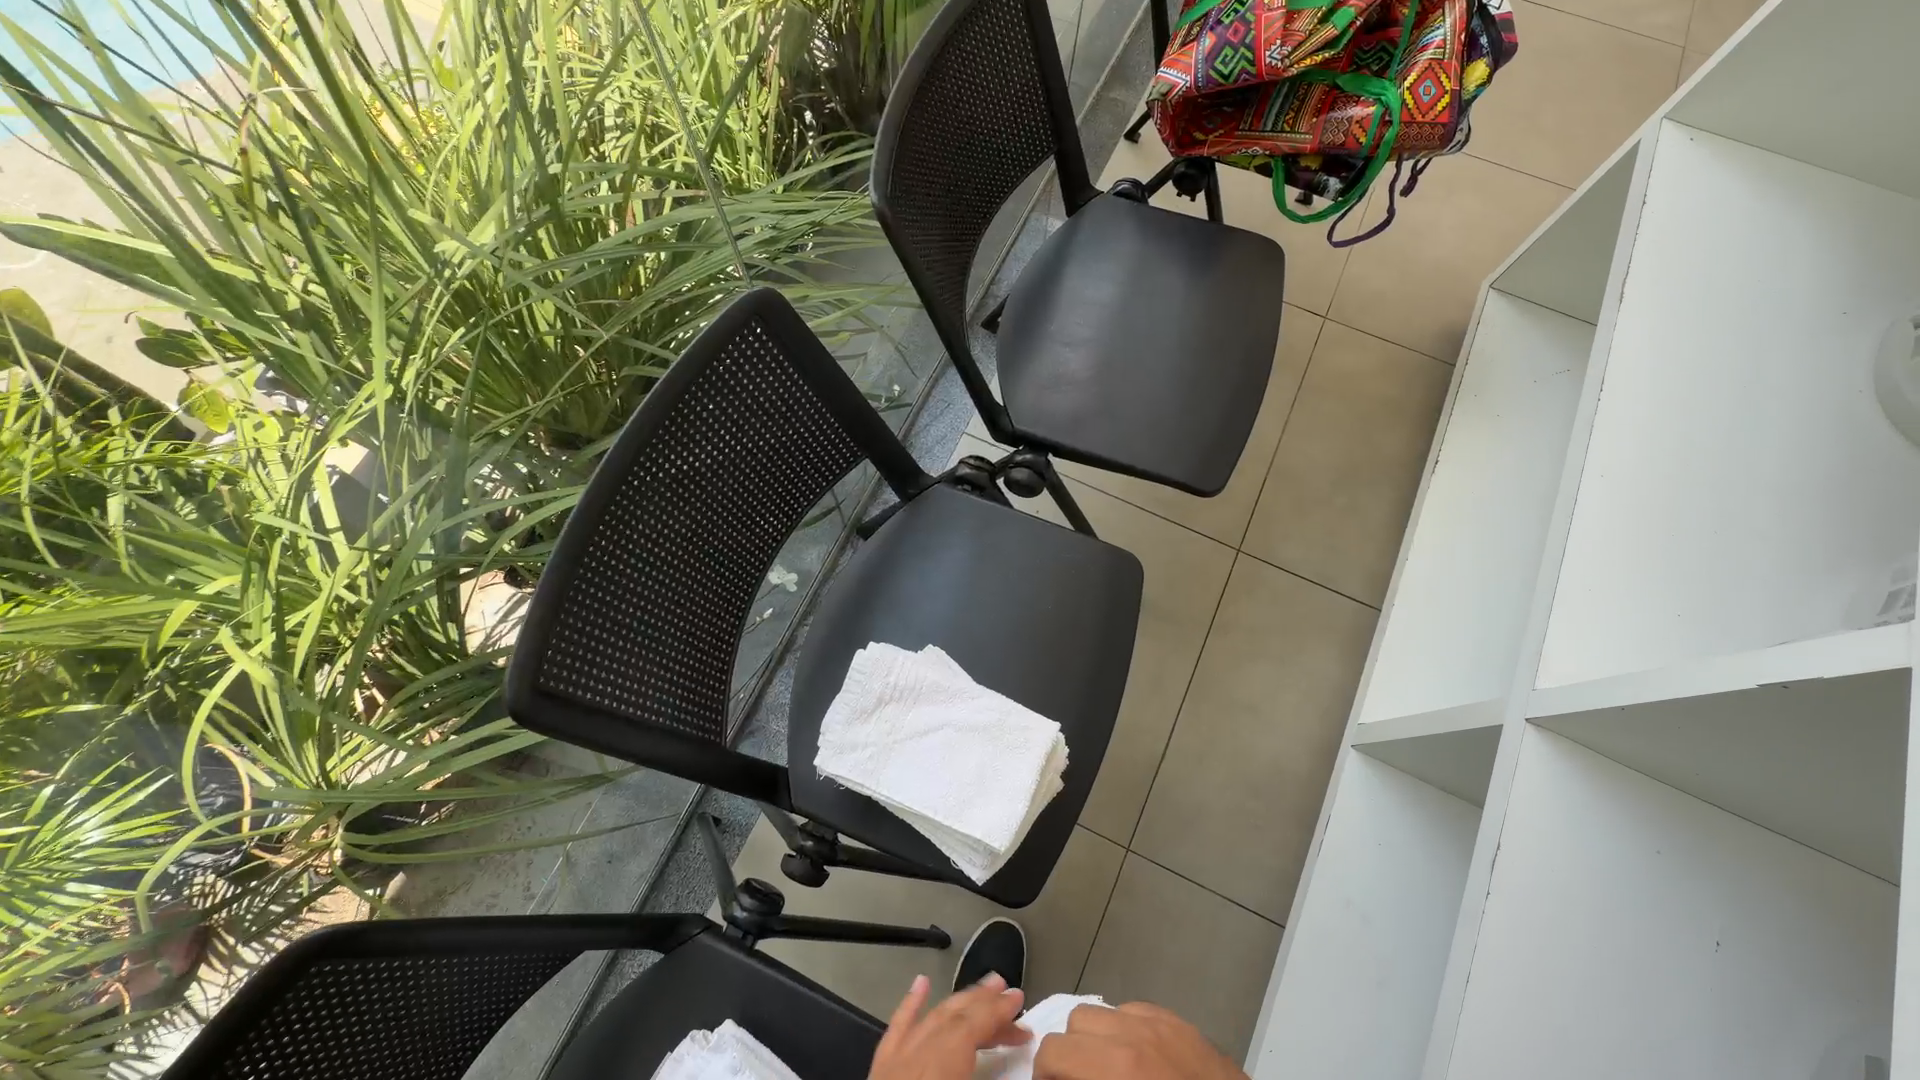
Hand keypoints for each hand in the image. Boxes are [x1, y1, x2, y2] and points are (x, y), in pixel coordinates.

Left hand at [869, 973, 1030, 1079]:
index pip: (972, 1027)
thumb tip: (1025, 1076)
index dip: (998, 1012)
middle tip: (1009, 992)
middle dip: (983, 1003)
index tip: (1020, 1001)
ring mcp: (894, 1063)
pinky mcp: (880, 1071)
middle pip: (954, 1019)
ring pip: (930, 1020)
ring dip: (957, 1002)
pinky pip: (896, 1030)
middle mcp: (917, 1056)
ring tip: (980, 989)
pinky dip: (910, 1005)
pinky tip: (920, 984)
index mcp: (942, 1067)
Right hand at [1032, 1003, 1247, 1079]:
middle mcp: (1134, 1034)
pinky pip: (1137, 1012)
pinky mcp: (1183, 1025)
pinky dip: (1127, 1031)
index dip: (1044, 1074)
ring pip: (1106, 1012)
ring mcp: (1161, 1024)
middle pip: (1075, 1022)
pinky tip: (1139, 1061)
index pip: (1054, 1052)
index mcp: (1116, 1067)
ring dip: (1097, 1038)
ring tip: (1108, 1070)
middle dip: (1069, 1054)